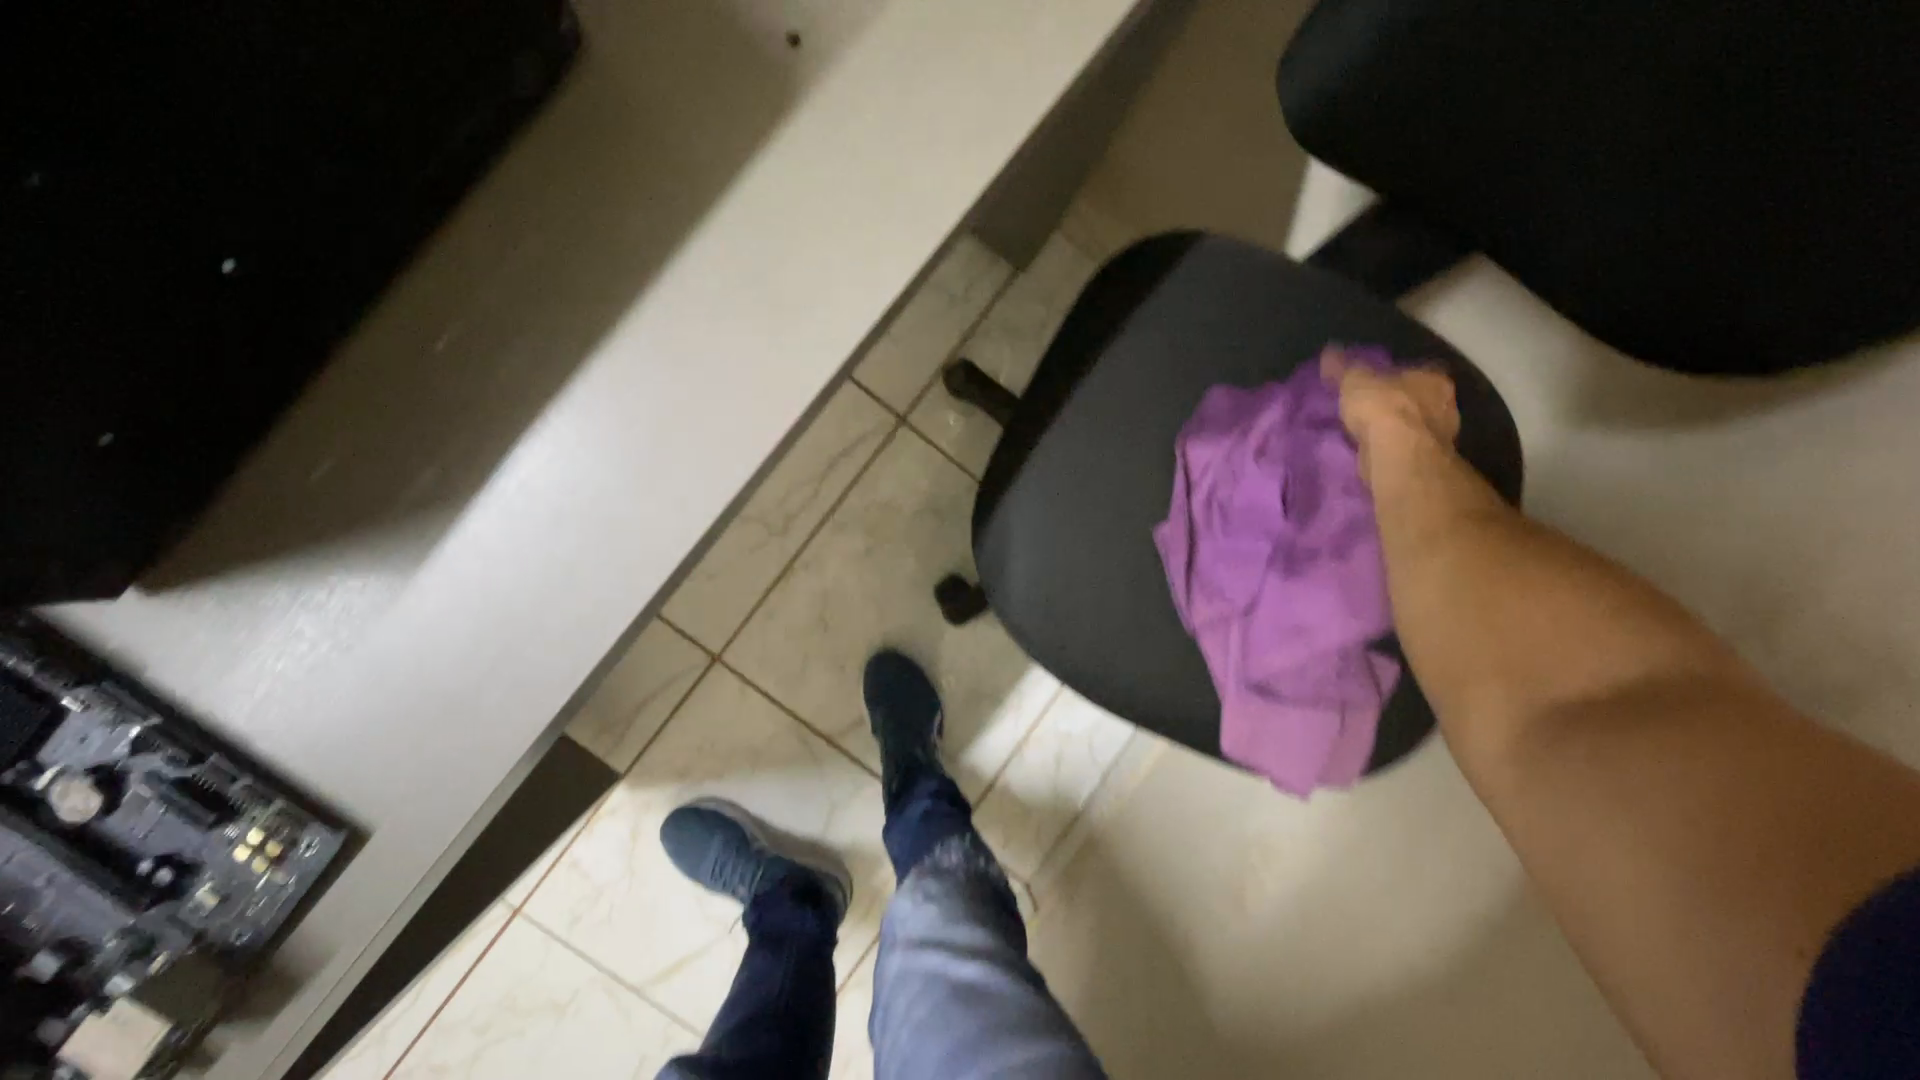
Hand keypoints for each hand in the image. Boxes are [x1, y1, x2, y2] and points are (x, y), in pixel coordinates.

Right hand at [1319, 345, 1460, 487]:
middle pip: (1420, 399)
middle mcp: (1445, 404)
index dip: (1398, 374)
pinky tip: (1374, 452)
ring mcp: (1441, 435)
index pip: (1420, 368)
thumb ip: (1343, 367)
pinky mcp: (1428, 461)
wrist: (1398, 455)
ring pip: (1416, 426)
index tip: (1379, 380)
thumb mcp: (1354, 380)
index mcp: (1434, 377)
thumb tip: (1329, 351)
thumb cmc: (1383, 408)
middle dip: (1399, 403)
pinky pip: (1408, 449)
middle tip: (1372, 407)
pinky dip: (1394, 450)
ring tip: (1369, 433)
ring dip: (1398, 430)